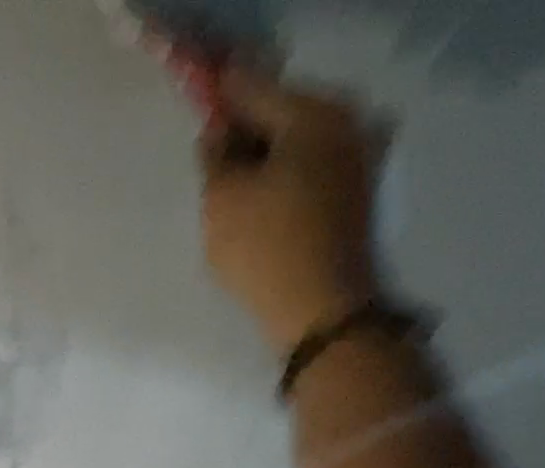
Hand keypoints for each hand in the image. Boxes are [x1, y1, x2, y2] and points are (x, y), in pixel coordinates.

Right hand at [199, 69, 383, 349]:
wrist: (321, 308)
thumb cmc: (263, 247)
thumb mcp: (221, 196)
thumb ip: (215, 152)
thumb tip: (219, 130)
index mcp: (314, 113)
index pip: (250, 83)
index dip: (213, 86)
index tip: (186, 82)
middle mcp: (347, 121)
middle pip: (277, 107)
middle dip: (240, 121)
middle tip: (203, 143)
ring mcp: (359, 154)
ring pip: (292, 137)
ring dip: (258, 148)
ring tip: (223, 176)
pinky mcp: (355, 188)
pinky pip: (305, 162)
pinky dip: (277, 169)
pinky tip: (253, 193)